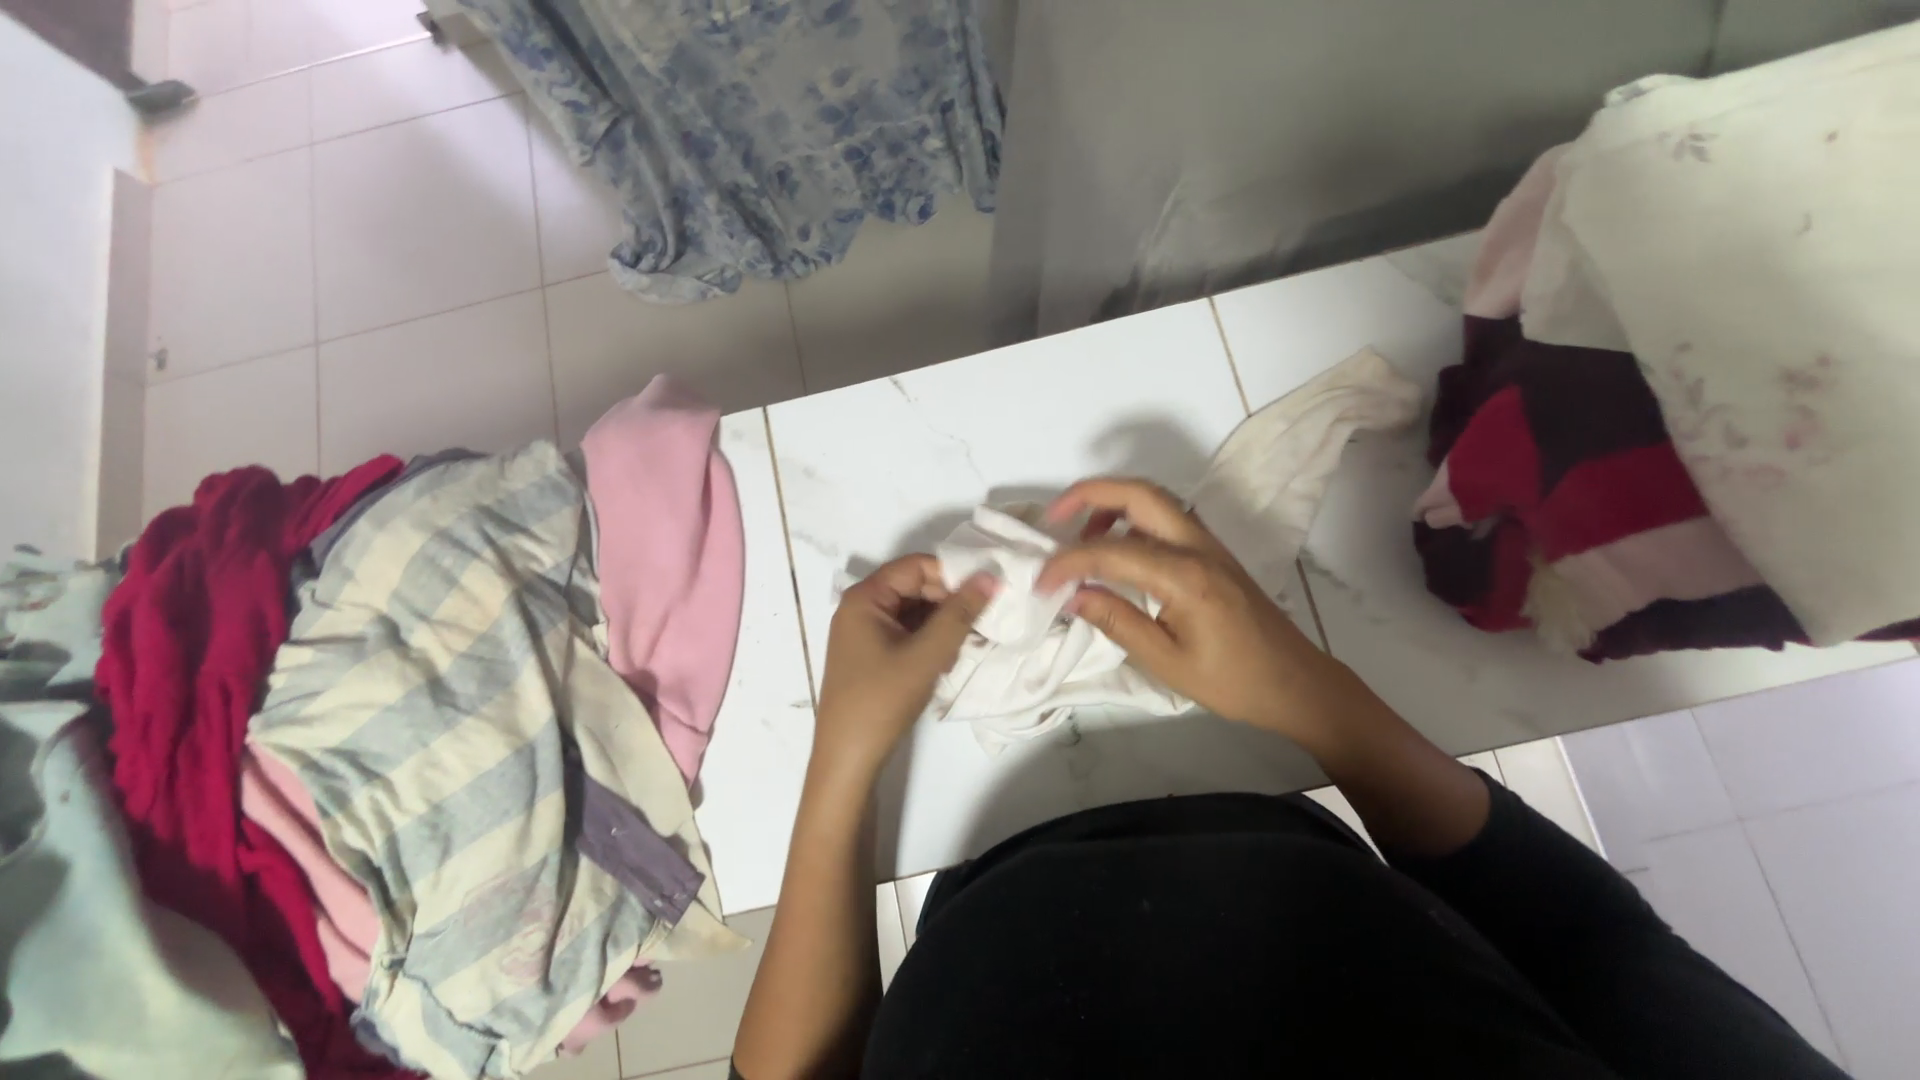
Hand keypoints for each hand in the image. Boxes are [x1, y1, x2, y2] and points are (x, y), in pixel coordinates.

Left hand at [813, 555, 995, 777]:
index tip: (986, 594)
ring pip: (914, 611)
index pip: (916, 566)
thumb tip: (990, 577)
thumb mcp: (927, 655)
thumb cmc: (882, 699)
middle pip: (915, 586)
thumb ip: (959, 613)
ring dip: (941, 624)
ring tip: (962, 648)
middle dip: (948, 602)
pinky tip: (945, 661)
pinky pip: (906, 632)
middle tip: (979, 624)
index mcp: (864, 598)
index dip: (952, 575)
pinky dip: (929, 640)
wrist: (848, 757)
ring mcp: (864, 631)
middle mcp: (860, 607)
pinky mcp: (871, 653)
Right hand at [1036, 477, 1349, 744]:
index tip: (1040, 583)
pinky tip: (1118, 548)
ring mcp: (1209, 544)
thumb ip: (1117, 621)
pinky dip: (1133, 517)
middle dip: (1089, 493)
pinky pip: (1167, 517)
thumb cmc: (1233, 681)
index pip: (1110, 551)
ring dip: (1112, 502)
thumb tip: (1072, 595)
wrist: (1296, 683)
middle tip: (1052, 517)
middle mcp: (1197, 546)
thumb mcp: (1167, 662)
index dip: (1067, 562)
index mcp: (1184, 576)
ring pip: (1155, 498)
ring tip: (1079, 535)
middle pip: (1139, 493)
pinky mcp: (1214, 552)